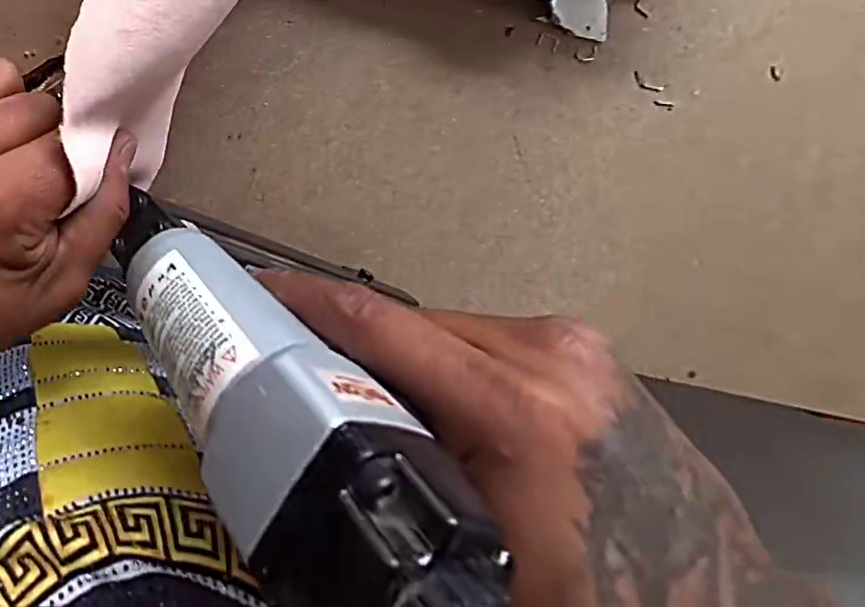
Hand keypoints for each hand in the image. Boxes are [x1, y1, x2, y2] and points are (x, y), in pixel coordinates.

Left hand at [0, 34, 135, 393]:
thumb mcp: (58, 285)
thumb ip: (103, 211)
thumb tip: (121, 147)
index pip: (67, 145)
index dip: (84, 164)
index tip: (75, 187)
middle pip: (38, 105)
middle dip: (52, 142)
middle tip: (37, 183)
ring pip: (0, 73)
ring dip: (15, 108)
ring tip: (5, 151)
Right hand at [257, 273, 833, 606]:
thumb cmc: (605, 597)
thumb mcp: (471, 549)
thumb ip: (389, 481)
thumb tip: (304, 467)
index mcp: (521, 410)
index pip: (376, 320)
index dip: (303, 297)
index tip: (259, 288)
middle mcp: (552, 360)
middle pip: (401, 320)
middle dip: (341, 333)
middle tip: (291, 348)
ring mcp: (573, 349)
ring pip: (436, 324)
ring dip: (390, 347)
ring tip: (353, 376)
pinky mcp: (583, 353)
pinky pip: (475, 336)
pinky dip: (435, 353)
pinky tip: (421, 386)